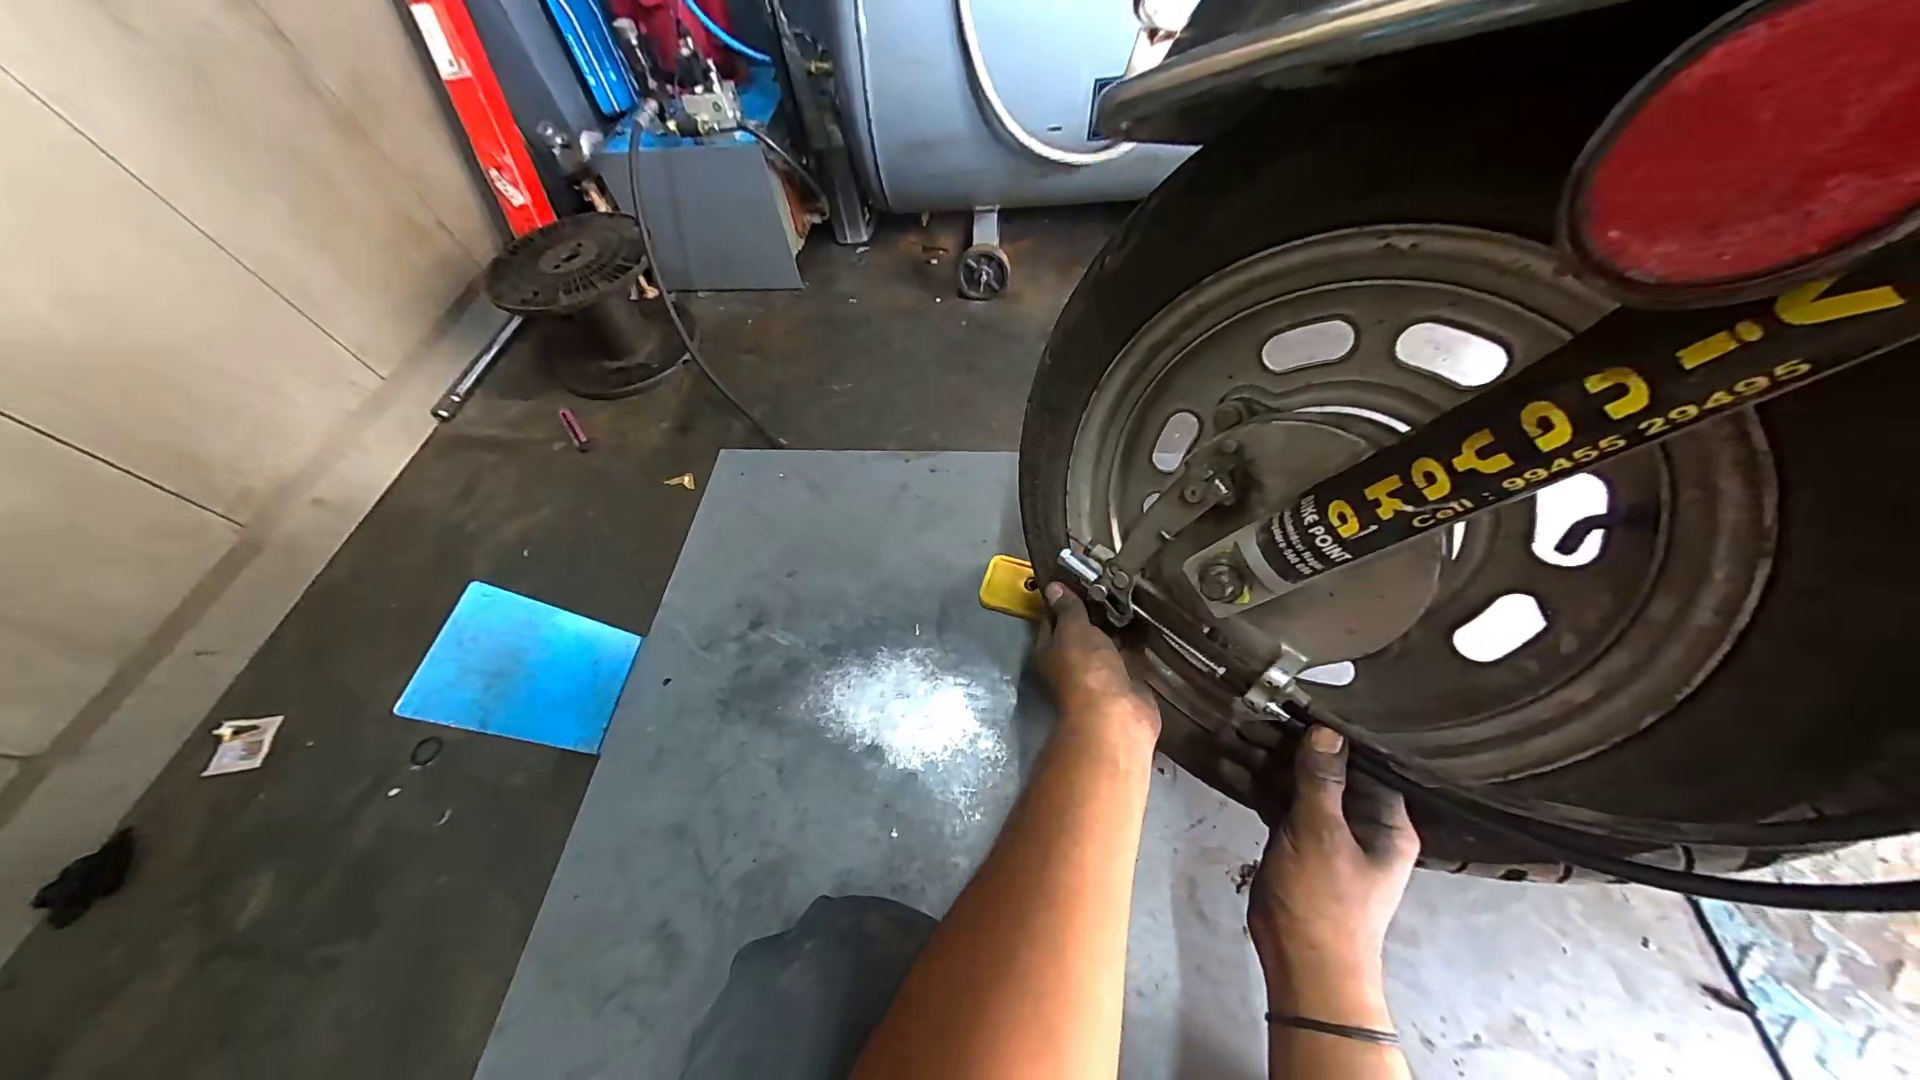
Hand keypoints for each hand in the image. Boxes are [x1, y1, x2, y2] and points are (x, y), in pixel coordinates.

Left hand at [1033, 583, 1160, 741]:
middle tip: (1109, 582)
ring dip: (1116, 627)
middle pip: (1080, 632)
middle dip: (1092, 612)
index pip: (1050, 619)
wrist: (1116, 715)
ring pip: (1105, 644)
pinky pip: (1128, 656)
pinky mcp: (1125, 682)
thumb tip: (1052, 587)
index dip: (1061, 599)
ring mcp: (1098, 674)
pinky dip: (1135, 643)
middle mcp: (1070, 663)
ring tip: (1128, 596)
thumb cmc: (1085, 668)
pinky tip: (1145, 622)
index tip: (1076, 577)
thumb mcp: (1073, 630)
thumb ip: (1067, 608)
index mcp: (1048, 651)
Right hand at [1247, 726, 1418, 1021]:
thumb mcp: (1322, 834)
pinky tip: (1228, 762)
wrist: (1302, 961)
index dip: (1330, 733)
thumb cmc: (1324, 900)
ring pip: (1294, 781)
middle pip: (1322, 767)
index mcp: (1384, 820)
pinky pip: (1276, 799)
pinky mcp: (1294, 838)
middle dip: (1287, 744)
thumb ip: (1321, 779)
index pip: (1363, 761)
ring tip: (1233, 728)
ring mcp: (1323, 829)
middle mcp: (1357, 819)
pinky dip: (1255, 783)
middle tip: (1252, 715)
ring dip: (1265, 760)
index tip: (1296, 703)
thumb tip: (1326, 729)